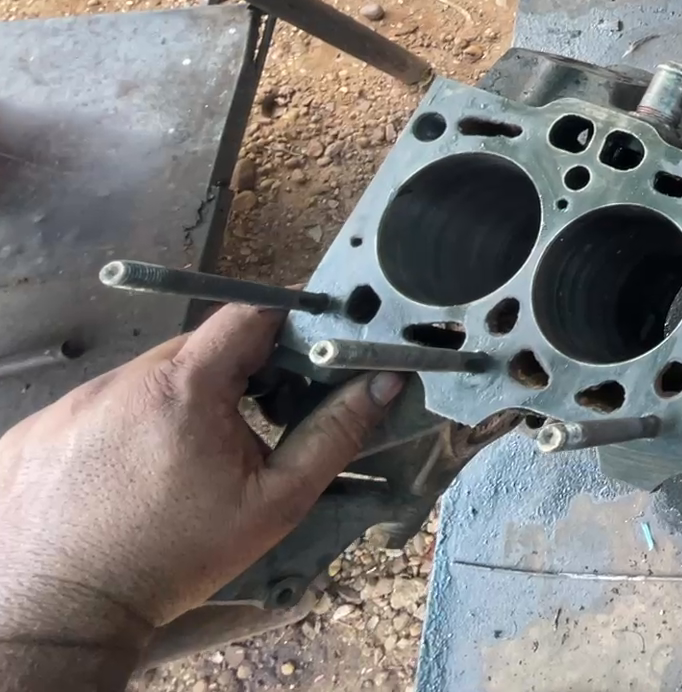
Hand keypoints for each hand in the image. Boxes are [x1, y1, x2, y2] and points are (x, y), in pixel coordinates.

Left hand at [0, 306, 400, 685]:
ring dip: (184, 394)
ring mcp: (60, 410)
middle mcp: (115, 385)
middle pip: (198, 346)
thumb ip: (338, 430)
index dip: (288, 318)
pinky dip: (131, 420)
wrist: (49, 623)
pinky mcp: (24, 438)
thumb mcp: (280, 496)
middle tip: (267, 403)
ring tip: (200, 442)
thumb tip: (387, 379)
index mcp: (182, 388)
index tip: (313, 340)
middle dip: (239, 365)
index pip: (247, 314)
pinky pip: (99, 406)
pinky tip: (138, 464)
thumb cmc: (177, 556)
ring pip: (148, 376)